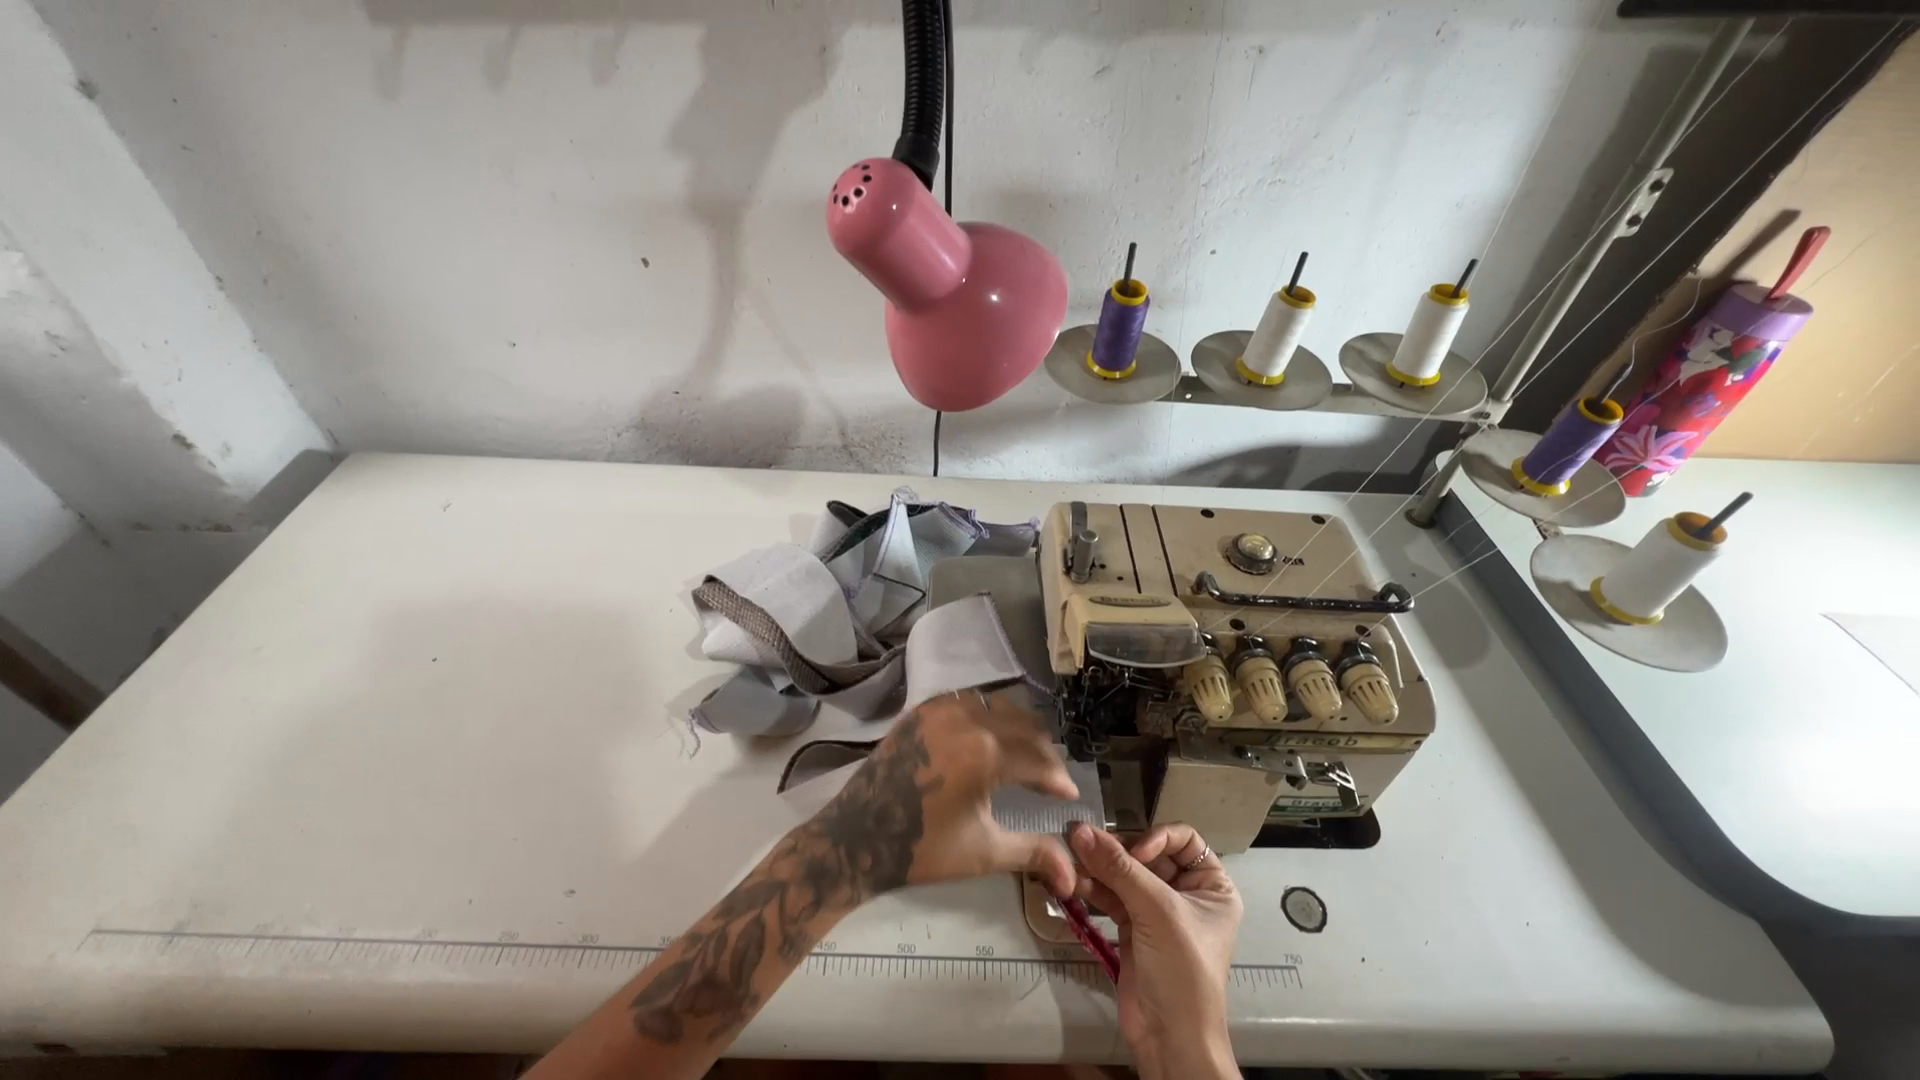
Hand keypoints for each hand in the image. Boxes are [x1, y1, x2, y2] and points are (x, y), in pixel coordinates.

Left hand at [806, 683, 1080, 900]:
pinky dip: (986, 713)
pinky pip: (967, 700)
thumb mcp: (984, 852)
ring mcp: (941, 710)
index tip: (1069, 796)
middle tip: (1050, 777)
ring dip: (1018, 728)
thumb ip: (1034, 853)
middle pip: (1025, 726)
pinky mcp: (921, 711)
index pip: (1039, 759)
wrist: (857, 837)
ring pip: (997, 706)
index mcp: (985, 754)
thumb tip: (1075, 878)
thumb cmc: (922, 849)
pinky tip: (990, 736)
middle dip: (1043, 752)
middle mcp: (967, 720)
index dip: (1058, 779)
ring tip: (1025, 755)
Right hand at [1069, 821, 1242, 1078]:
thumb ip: (1117, 868)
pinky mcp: (1133, 927)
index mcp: (1211, 885)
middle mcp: (1187, 893)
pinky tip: (1071, 881)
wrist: (1171, 1037)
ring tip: (1069, 860)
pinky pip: (1111, 896)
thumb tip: (1079, 830)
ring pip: (1125, 874)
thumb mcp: (1157, 911)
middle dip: (1117, 850)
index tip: (1134, 854)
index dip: (1156, 839)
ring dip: (1098, 867)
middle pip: (1148, 854)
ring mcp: (1157, 910)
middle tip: (1082, 844)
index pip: (1183, 839)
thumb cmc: (1182, 968)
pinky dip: (1093, 888)